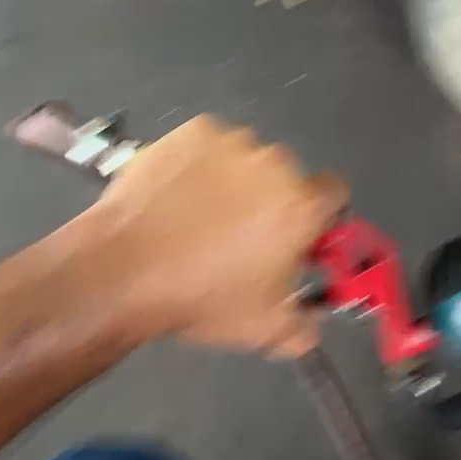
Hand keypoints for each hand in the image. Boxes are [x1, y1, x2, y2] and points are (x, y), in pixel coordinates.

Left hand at [89, 115, 347, 355]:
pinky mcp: (194, 129)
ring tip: (199, 217)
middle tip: (242, 236)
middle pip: (287, 176)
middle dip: (272, 200)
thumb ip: (305, 325)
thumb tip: (312, 321)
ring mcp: (232, 140)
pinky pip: (210, 146)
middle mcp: (275, 161)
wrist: (124, 266)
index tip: (300, 235)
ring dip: (235, 180)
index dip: (321, 214)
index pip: (336, 192)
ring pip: (247, 159)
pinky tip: (178, 195)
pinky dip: (200, 164)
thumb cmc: (201, 297)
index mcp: (302, 205)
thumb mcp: (265, 330)